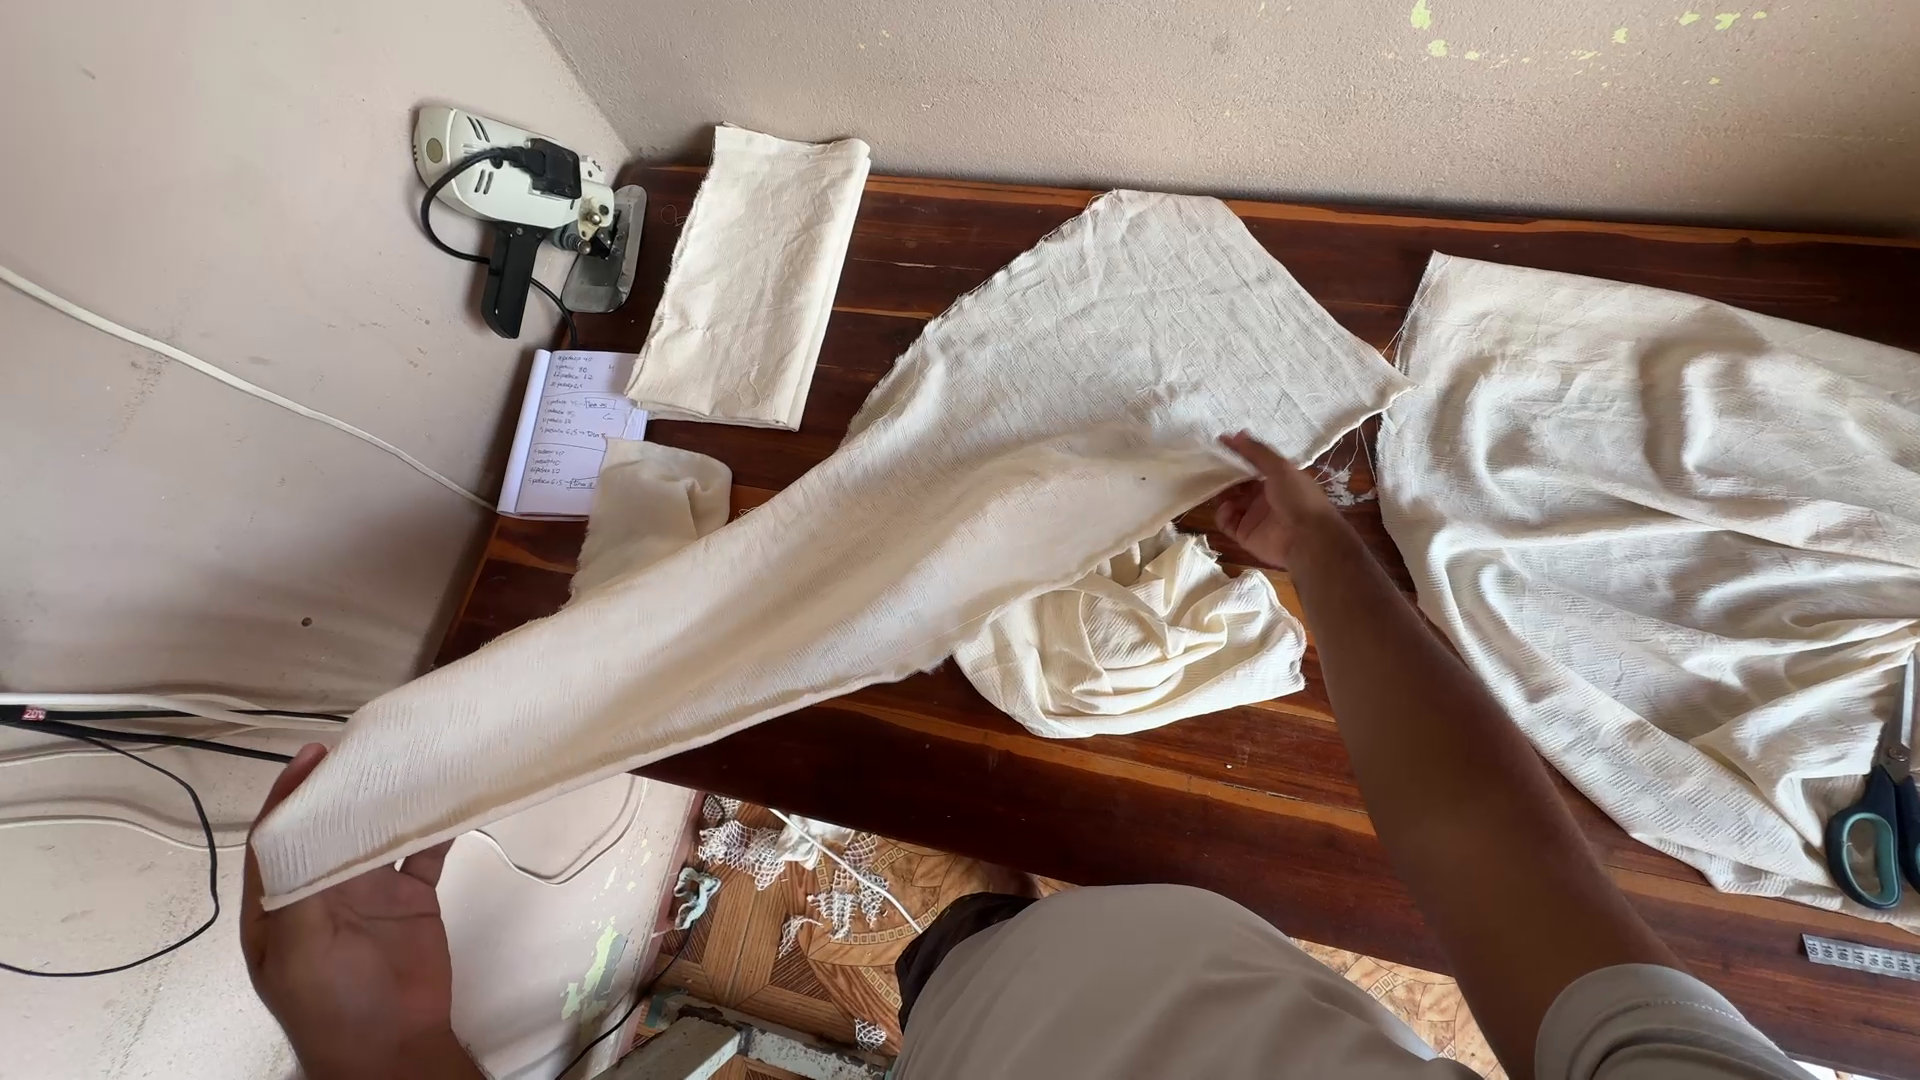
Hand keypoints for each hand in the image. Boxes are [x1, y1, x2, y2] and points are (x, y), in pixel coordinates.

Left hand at [242, 744, 481, 1079]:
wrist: (395, 1042)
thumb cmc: (333, 1004)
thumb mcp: (300, 954)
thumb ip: (298, 894)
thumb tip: (299, 832)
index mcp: (281, 906)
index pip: (278, 840)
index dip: (292, 797)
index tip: (316, 755)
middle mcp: (324, 891)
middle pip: (331, 829)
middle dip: (347, 790)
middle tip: (373, 747)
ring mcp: (370, 892)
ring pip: (379, 834)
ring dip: (394, 803)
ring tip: (414, 764)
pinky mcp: (412, 895)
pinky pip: (424, 851)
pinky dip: (439, 826)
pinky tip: (454, 802)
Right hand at [1213, 431, 1341, 566]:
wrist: (1307, 538)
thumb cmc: (1298, 498)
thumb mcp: (1280, 468)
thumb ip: (1257, 452)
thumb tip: (1236, 434)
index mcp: (1276, 479)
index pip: (1251, 464)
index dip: (1236, 455)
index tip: (1219, 444)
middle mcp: (1263, 496)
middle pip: (1237, 483)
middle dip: (1224, 476)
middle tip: (1212, 469)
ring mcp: (1253, 516)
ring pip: (1228, 502)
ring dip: (1221, 495)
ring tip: (1218, 491)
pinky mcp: (1244, 533)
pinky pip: (1226, 521)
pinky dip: (1222, 514)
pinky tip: (1227, 510)